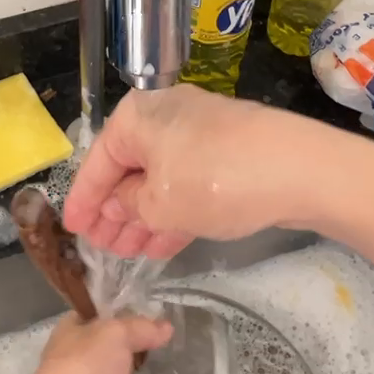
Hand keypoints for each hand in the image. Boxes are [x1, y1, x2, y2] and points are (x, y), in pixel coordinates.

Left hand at [16, 314, 172, 373]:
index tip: (151, 315)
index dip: (120, 310)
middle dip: (129, 343)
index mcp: (68, 329)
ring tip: (163, 367)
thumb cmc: (85, 369)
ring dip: (128, 371)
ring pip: (108, 372)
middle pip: (103, 343)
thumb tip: (166, 326)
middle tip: (163, 341)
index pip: (95, 313)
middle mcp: (69, 355)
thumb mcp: (116, 335)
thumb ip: (140, 328)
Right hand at [62, 85, 331, 258]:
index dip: (83, 200)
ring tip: (128, 256)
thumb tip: (117, 206)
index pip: (98, 162)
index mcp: (138, 117)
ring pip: (160, 180)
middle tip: (101, 250)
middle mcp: (165, 118)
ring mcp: (200, 135)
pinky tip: (161, 246)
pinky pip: (187, 185)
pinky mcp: (228, 155)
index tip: (72, 229)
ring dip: (143, 218)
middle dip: (114, 213)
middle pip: (129, 170)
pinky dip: (173, 213)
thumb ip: (129, 208)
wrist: (301, 169)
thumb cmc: (214, 181)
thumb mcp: (160, 204)